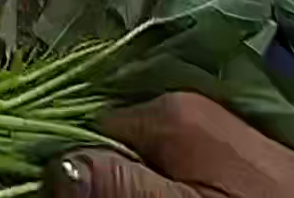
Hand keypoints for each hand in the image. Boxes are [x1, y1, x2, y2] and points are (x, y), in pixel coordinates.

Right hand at [48, 93, 293, 197]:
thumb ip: (122, 184)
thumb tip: (53, 163)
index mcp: (170, 110)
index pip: (95, 126)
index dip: (82, 167)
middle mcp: (189, 105)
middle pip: (125, 138)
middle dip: (116, 176)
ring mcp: (218, 126)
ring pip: (155, 153)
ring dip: (146, 183)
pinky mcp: (241, 152)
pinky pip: (186, 161)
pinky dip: (176, 183)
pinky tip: (188, 197)